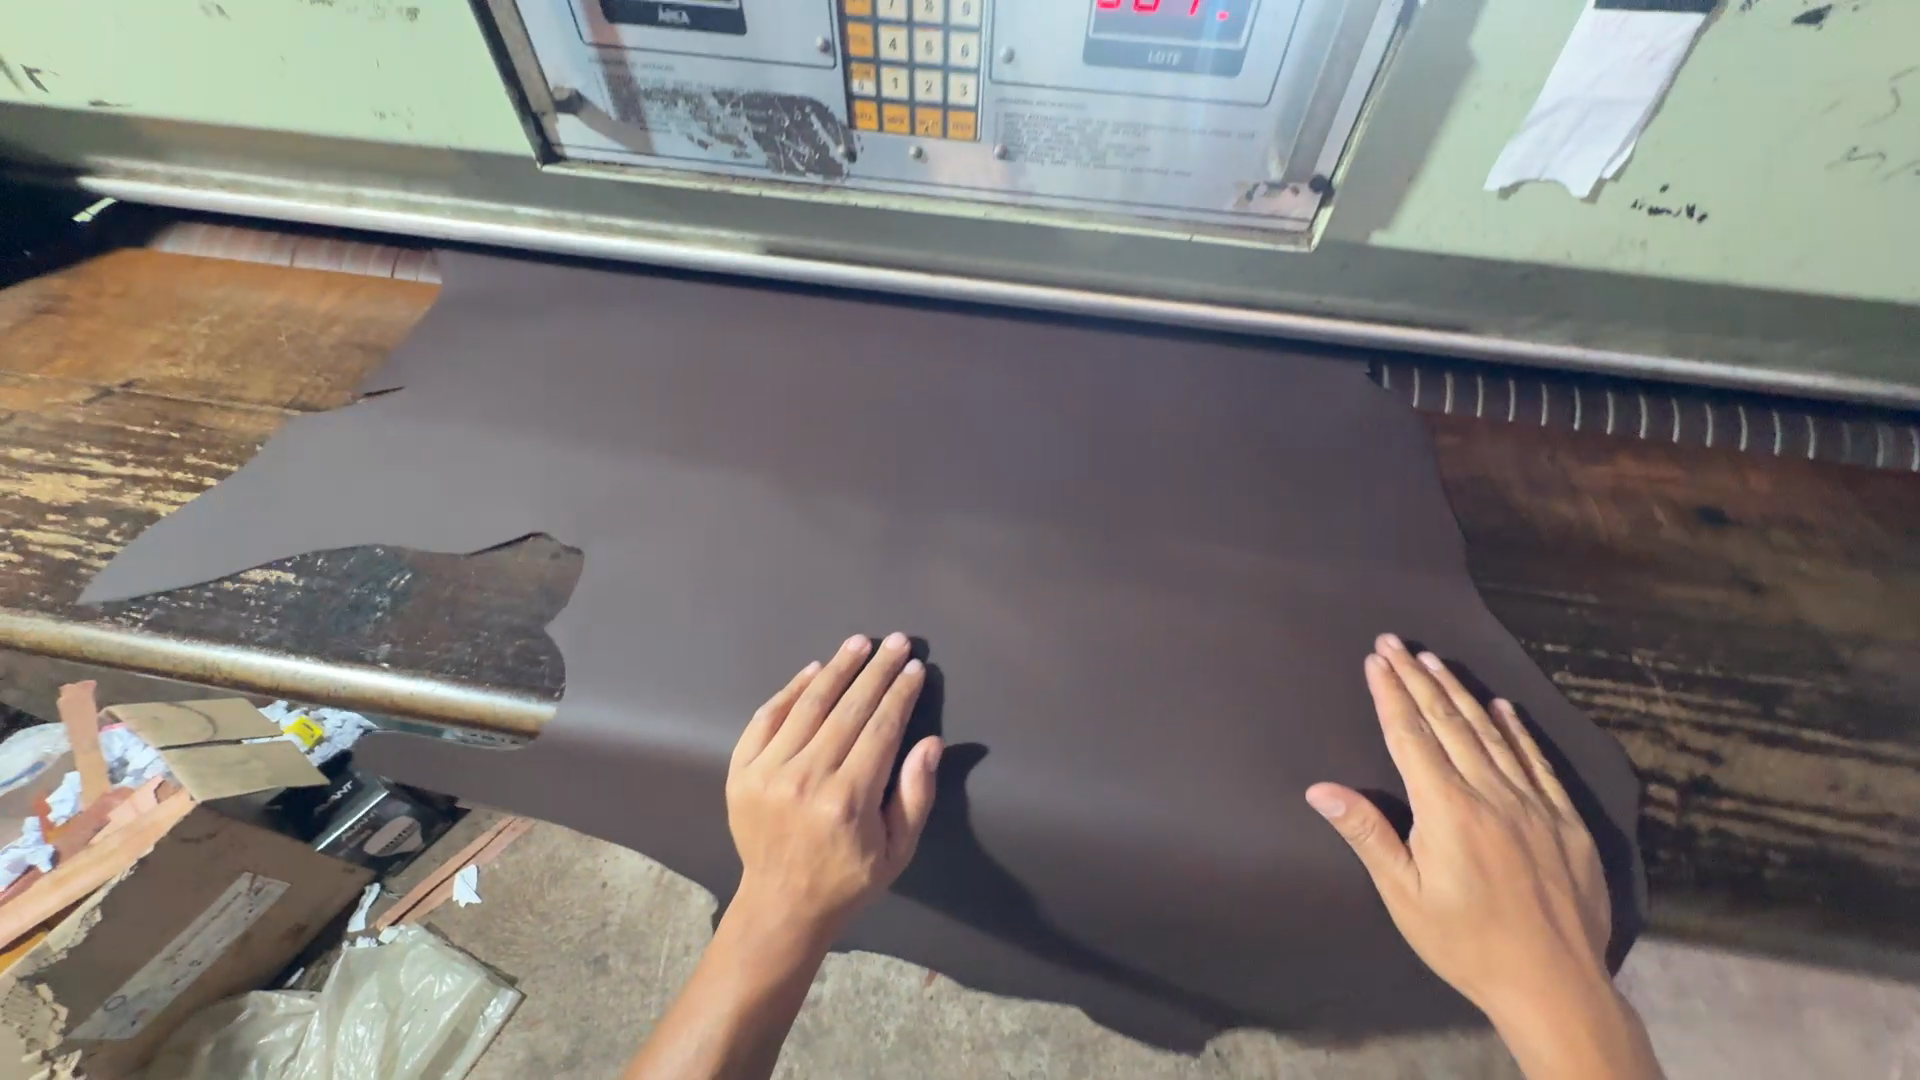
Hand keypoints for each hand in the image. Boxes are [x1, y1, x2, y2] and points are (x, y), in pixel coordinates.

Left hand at [725, 632, 943, 938]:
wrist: (780, 905)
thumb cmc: (848, 878)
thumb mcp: (898, 850)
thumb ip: (916, 794)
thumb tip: (931, 742)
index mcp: (849, 800)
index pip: (881, 728)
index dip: (900, 694)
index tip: (914, 668)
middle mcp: (806, 779)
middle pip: (849, 708)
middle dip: (877, 670)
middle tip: (896, 642)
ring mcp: (768, 772)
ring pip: (809, 705)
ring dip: (838, 668)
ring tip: (859, 643)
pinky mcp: (741, 771)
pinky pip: (767, 717)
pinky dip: (791, 690)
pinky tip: (815, 669)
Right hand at [1307, 635, 1660, 1079]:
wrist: (1557, 989)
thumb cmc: (1465, 942)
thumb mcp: (1403, 894)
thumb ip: (1366, 833)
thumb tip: (1319, 789)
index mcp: (1448, 810)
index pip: (1411, 736)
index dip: (1390, 694)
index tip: (1375, 660)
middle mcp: (1492, 796)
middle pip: (1447, 724)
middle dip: (1416, 679)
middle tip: (1394, 642)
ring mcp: (1534, 807)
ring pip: (1490, 734)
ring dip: (1458, 693)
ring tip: (1434, 660)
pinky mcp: (1566, 824)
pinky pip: (1538, 763)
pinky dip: (1516, 730)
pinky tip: (1501, 706)